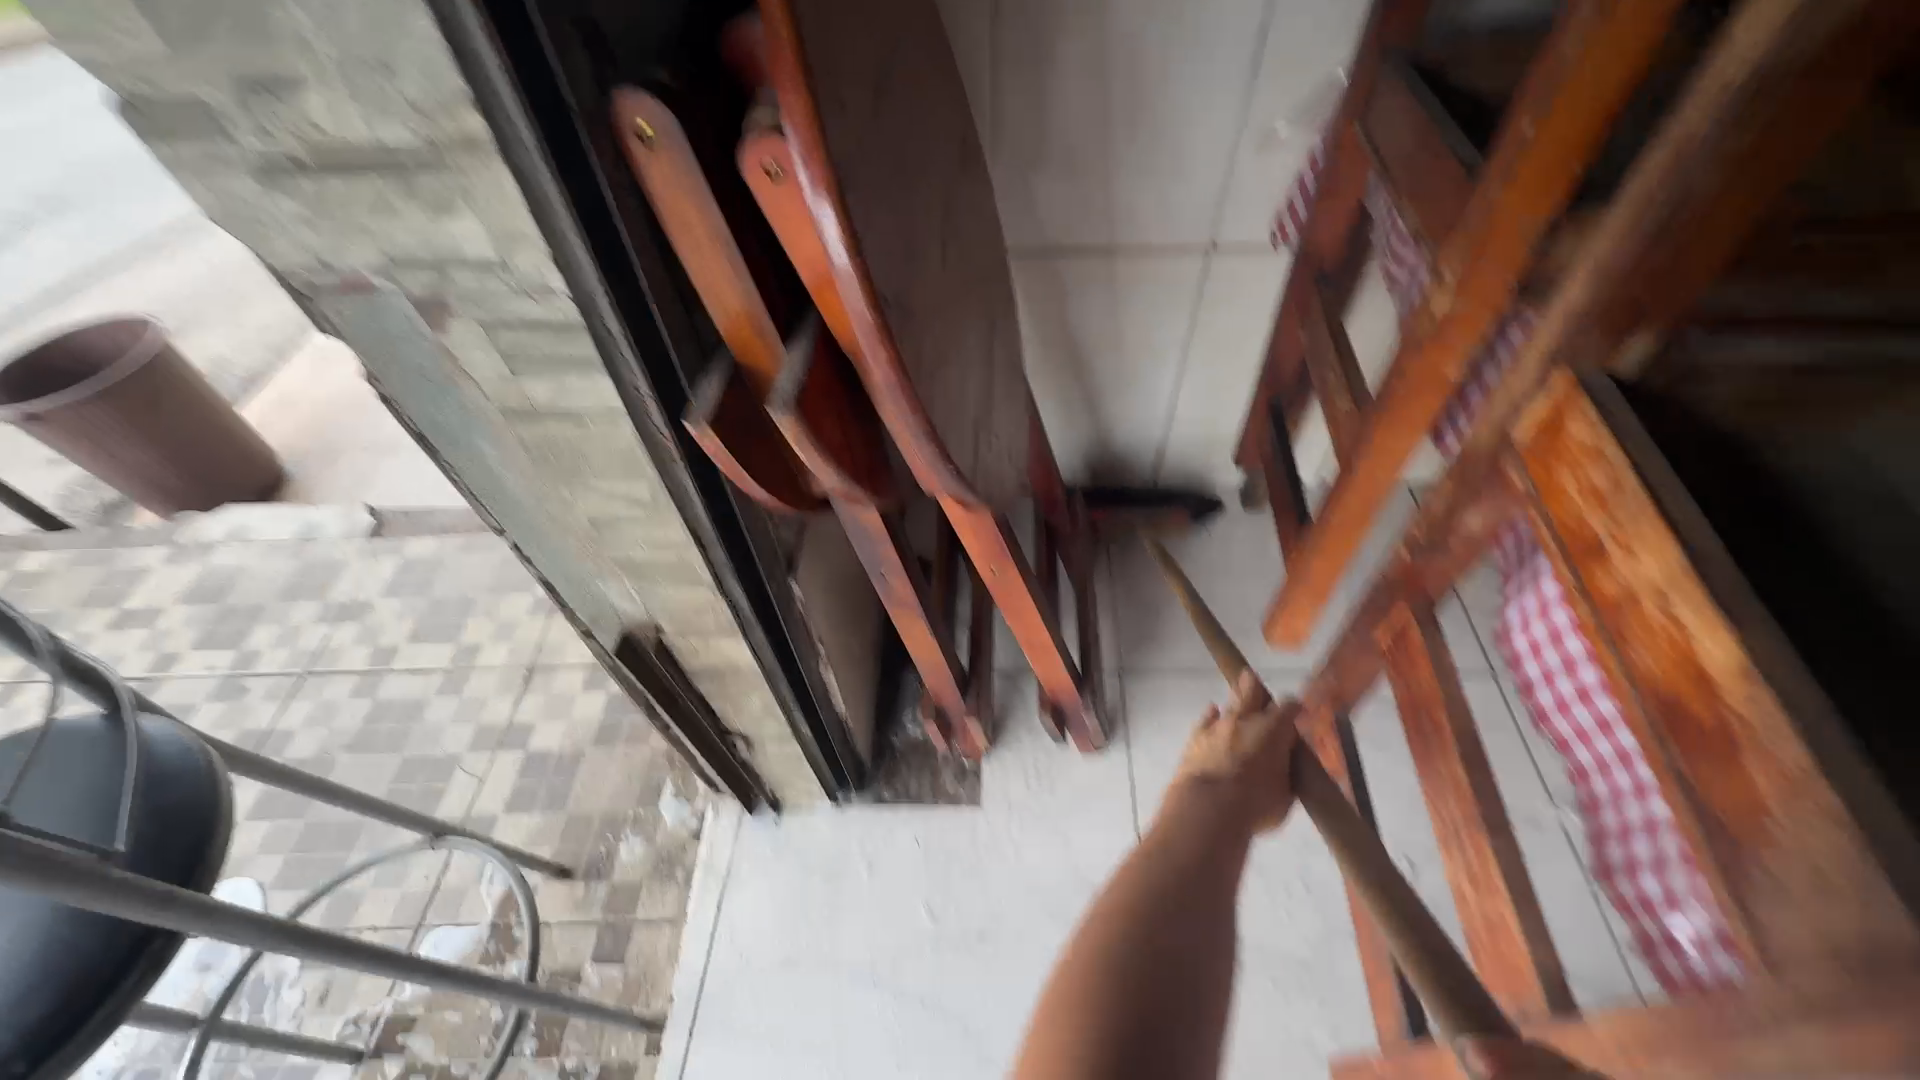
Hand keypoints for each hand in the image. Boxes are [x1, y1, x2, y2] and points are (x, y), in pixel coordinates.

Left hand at [1163, 671, 1300, 836]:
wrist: (1208, 807)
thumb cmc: (1255, 804)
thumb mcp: (1285, 793)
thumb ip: (1286, 773)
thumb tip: (1284, 767)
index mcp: (1274, 730)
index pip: (1289, 708)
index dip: (1294, 709)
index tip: (1297, 713)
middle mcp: (1246, 721)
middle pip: (1252, 693)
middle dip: (1256, 687)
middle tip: (1254, 680)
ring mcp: (1218, 726)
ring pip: (1229, 704)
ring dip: (1235, 700)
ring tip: (1238, 691)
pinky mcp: (1195, 737)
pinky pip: (1206, 719)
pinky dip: (1211, 716)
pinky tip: (1212, 712)